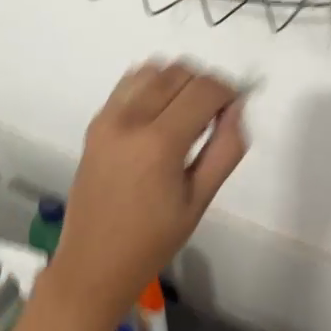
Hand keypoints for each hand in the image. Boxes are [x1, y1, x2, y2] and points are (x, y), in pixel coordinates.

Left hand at [46, 61, 248, 326]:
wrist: (94, 261)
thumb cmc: (153, 240)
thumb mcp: (200, 200)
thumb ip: (225, 149)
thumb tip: (236, 108)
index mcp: (160, 143)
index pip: (204, 89)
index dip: (228, 92)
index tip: (234, 109)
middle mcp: (130, 119)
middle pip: (178, 72)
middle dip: (203, 84)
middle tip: (213, 114)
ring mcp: (107, 117)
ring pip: (151, 69)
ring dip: (176, 80)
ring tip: (185, 112)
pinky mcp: (95, 122)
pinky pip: (127, 84)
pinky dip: (149, 86)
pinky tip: (158, 115)